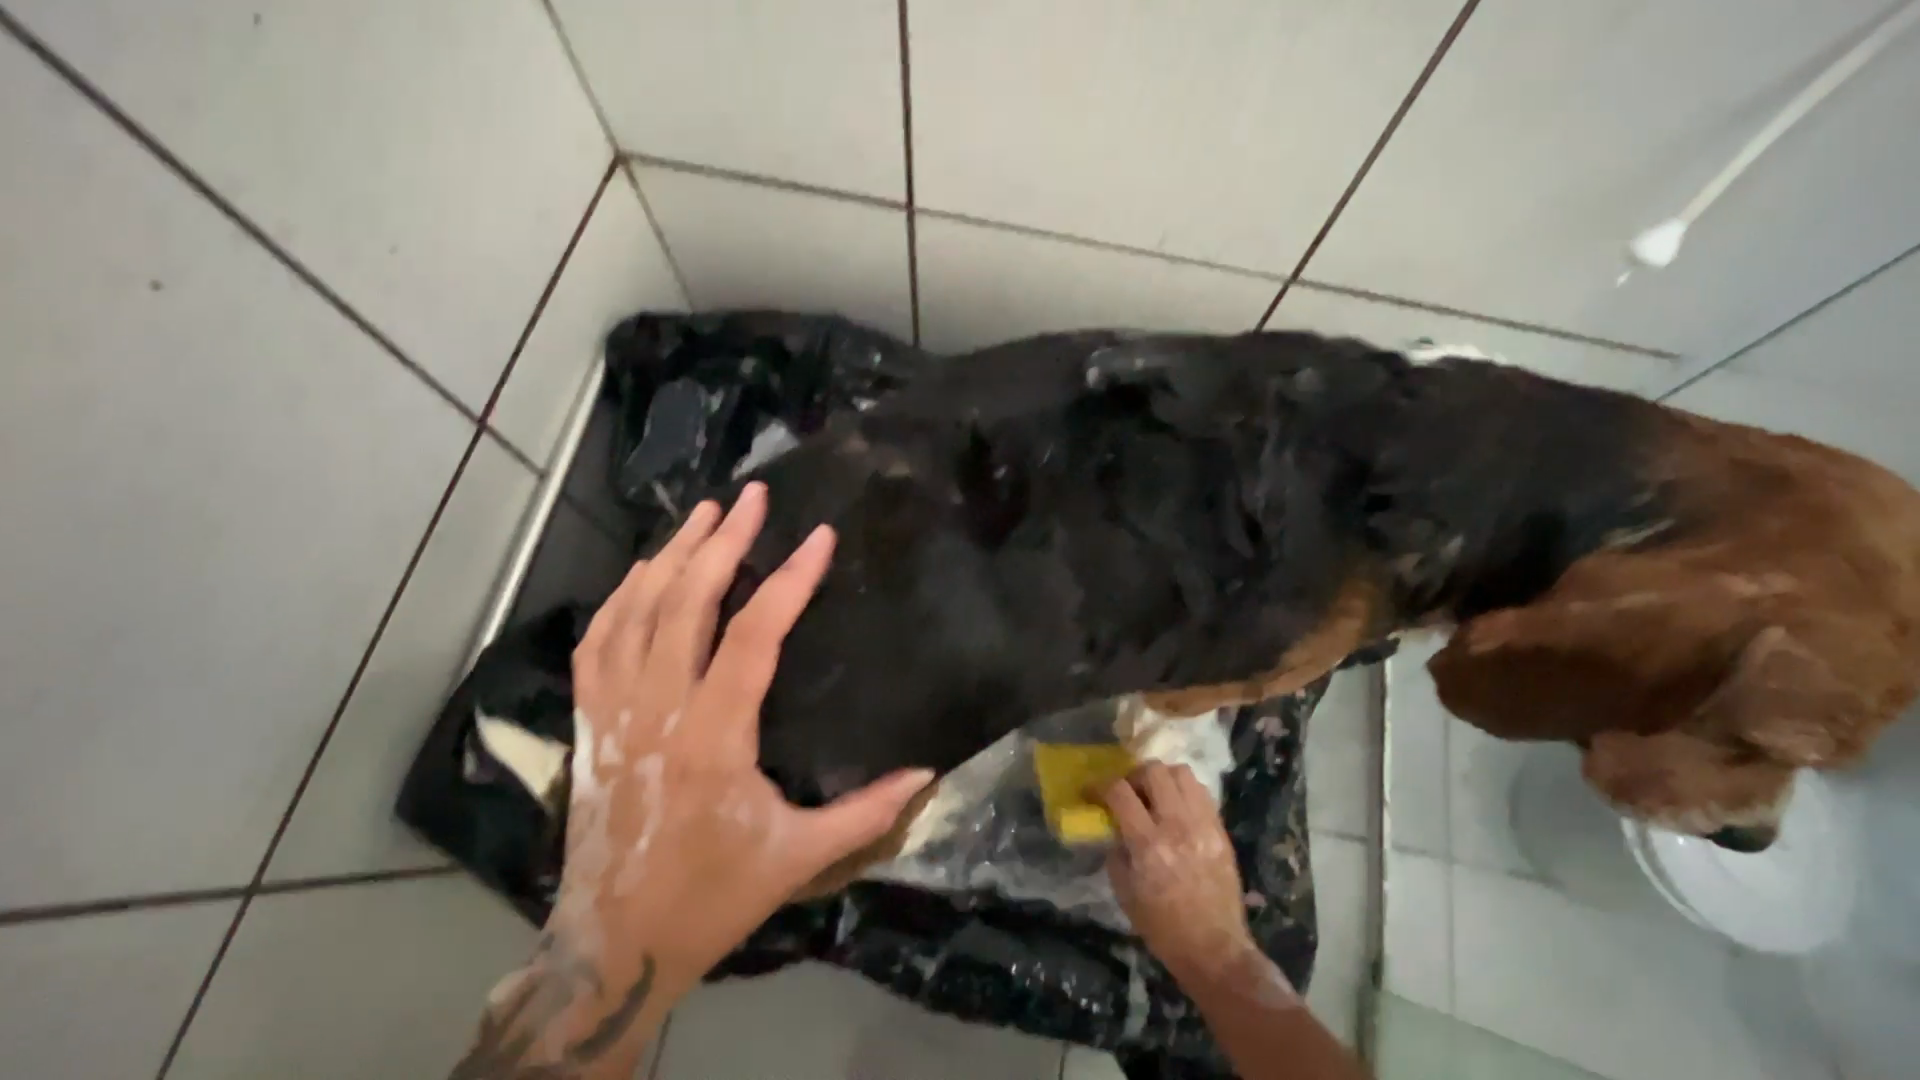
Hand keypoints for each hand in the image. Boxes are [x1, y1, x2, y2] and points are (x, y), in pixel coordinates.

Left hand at [555, 482, 934, 987]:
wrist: (615, 941)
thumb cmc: (714, 897)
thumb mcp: (800, 857)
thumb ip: (868, 811)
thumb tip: (928, 774)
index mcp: (714, 738)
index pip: (752, 636)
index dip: (788, 580)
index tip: (819, 537)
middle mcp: (658, 711)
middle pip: (685, 603)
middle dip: (721, 542)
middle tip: (753, 497)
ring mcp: (614, 713)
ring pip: (635, 612)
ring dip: (669, 555)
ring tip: (703, 513)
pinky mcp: (590, 723)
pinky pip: (596, 643)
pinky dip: (618, 598)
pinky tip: (642, 572)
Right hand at [1097, 762, 1269, 985]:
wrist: (1214, 948)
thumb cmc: (1162, 928)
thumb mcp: (1124, 892)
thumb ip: (1116, 852)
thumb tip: (1115, 827)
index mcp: (1148, 844)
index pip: (1120, 792)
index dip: (1100, 786)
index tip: (1092, 792)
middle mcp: (1177, 825)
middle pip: (1154, 770)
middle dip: (1134, 776)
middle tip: (1129, 792)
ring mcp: (1204, 825)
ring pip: (1183, 773)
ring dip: (1163, 779)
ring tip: (1155, 797)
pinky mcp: (1221, 831)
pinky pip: (1202, 793)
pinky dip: (1185, 792)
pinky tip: (1178, 810)